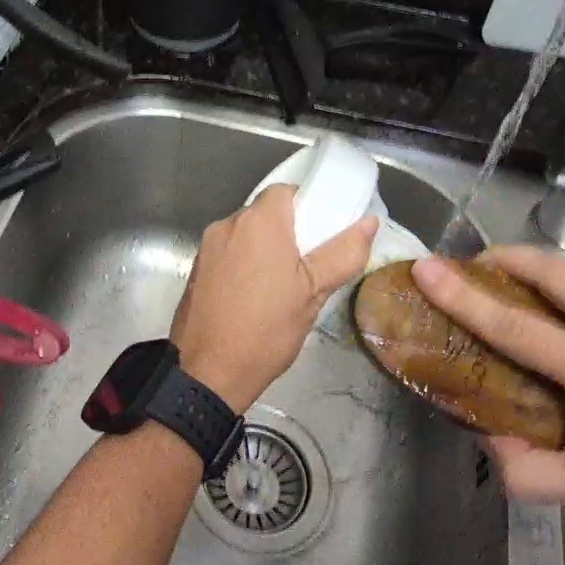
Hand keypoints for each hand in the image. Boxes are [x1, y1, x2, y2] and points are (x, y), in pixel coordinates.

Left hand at [171, 184, 376, 411]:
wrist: (208, 372)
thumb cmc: (266, 329)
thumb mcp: (314, 293)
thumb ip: (343, 253)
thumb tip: (368, 222)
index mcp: (257, 222)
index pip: (286, 191)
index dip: (308, 205)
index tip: (325, 231)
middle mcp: (227, 225)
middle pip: (265, 213)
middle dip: (289, 231)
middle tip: (312, 263)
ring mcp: (207, 248)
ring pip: (246, 236)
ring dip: (266, 250)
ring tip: (287, 284)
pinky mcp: (197, 270)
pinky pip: (229, 254)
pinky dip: (246, 265)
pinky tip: (259, 295)